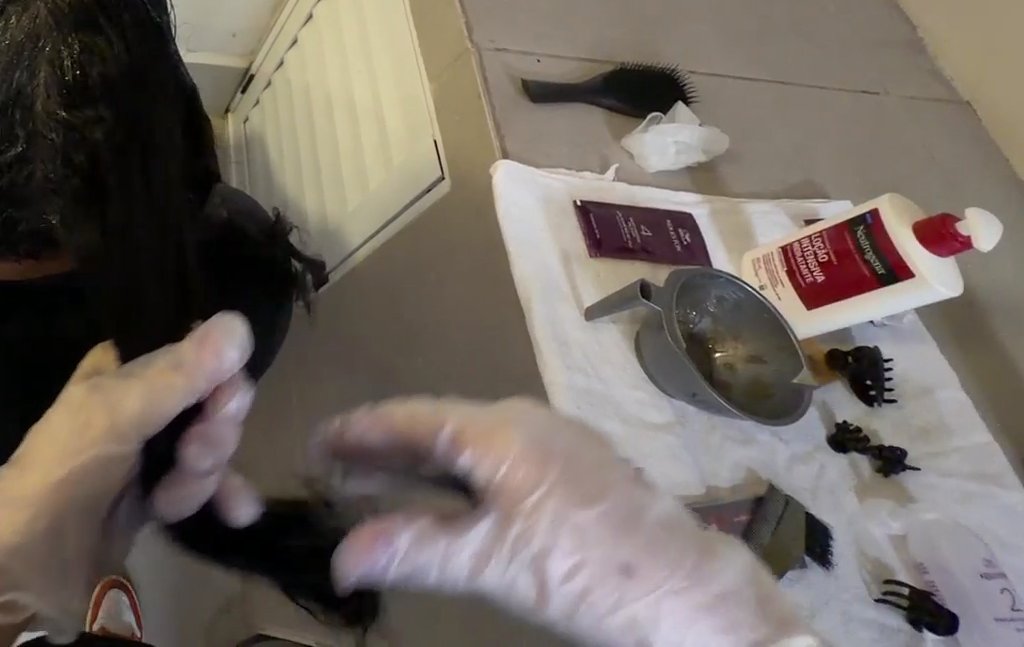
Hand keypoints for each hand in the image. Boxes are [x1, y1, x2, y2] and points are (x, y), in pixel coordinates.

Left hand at [0, 312, 262, 629]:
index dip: (219, 381)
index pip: (196, 354)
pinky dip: (223, 497)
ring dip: (203, 475)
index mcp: (124, 368)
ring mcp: (150, 450)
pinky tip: (237, 513)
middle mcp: (142, 401)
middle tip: (190, 458)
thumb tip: (240, 323)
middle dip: (211, 435)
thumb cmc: (65, 470)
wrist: (26, 563)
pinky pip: (205, 485)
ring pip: (210, 445)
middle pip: (211, 402)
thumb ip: (180, 374)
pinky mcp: (157, 494)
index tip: (220, 408)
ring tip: (169, 501)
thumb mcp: (119, 414)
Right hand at [317, 397, 818, 646]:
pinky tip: (446, 492)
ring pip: (465, 439)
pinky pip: (495, 453)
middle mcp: (519, 418)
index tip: (315, 443)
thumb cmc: (594, 576)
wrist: (709, 604)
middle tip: (334, 467)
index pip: (406, 419)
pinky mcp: (575, 462)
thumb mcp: (496, 565)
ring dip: (418, 460)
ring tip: (375, 480)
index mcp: (496, 430)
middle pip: (432, 424)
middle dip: (381, 447)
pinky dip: (456, 470)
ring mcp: (552, 436)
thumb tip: (338, 559)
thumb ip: (413, 550)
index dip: (356, 432)